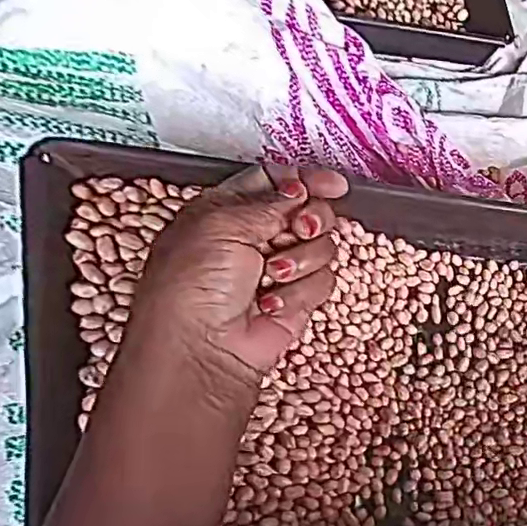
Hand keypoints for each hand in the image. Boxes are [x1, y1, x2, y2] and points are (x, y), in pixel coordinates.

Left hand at [123, 163, 348, 398]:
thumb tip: (300, 188)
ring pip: (324, 248)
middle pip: (311, 212)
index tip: (333, 184)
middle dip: (312, 220)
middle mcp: (259, 237)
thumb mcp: (222, 224)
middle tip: (300, 230)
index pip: (279, 182)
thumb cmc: (193, 285)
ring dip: (301, 262)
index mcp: (230, 209)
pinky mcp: (300, 299)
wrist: (204, 345)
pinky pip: (325, 283)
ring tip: (272, 277)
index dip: (307, 180)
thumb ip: (269, 202)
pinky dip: (301, 293)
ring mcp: (282, 269)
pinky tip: (272, 304)